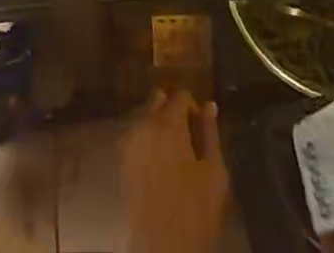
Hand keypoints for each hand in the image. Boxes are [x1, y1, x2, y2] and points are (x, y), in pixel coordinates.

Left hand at [122, 90, 230, 252]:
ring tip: (173, 155)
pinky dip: (147, 141)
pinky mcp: (120, 159)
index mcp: (167, 124)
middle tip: (187, 138)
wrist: (159, 247)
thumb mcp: (214, 172)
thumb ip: (211, 133)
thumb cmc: (194, 210)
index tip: (201, 129)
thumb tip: (209, 106)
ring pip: (144, 116)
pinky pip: (135, 136)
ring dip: (159, 126)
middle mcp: (142, 124)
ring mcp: (127, 141)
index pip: (181, 95)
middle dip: (173, 110)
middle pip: (157, 99)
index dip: (194, 109)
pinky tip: (159, 165)